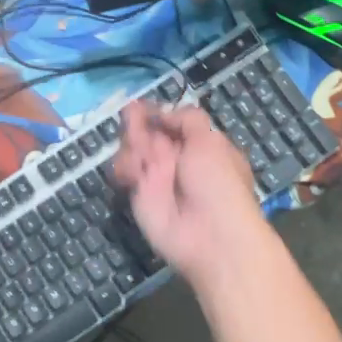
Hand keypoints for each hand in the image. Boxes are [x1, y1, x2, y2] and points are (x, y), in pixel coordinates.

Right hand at [108, 101, 268, 288]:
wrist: (210, 235)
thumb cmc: (217, 183)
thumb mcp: (210, 140)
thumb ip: (186, 119)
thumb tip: (162, 112)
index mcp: (198, 145)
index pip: (171, 122)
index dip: (156, 113)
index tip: (141, 106)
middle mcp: (176, 159)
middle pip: (147, 132)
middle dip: (138, 126)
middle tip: (132, 120)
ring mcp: (155, 176)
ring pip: (132, 148)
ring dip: (132, 146)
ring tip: (142, 156)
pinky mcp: (139, 193)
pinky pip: (124, 171)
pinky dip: (126, 167)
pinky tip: (134, 174)